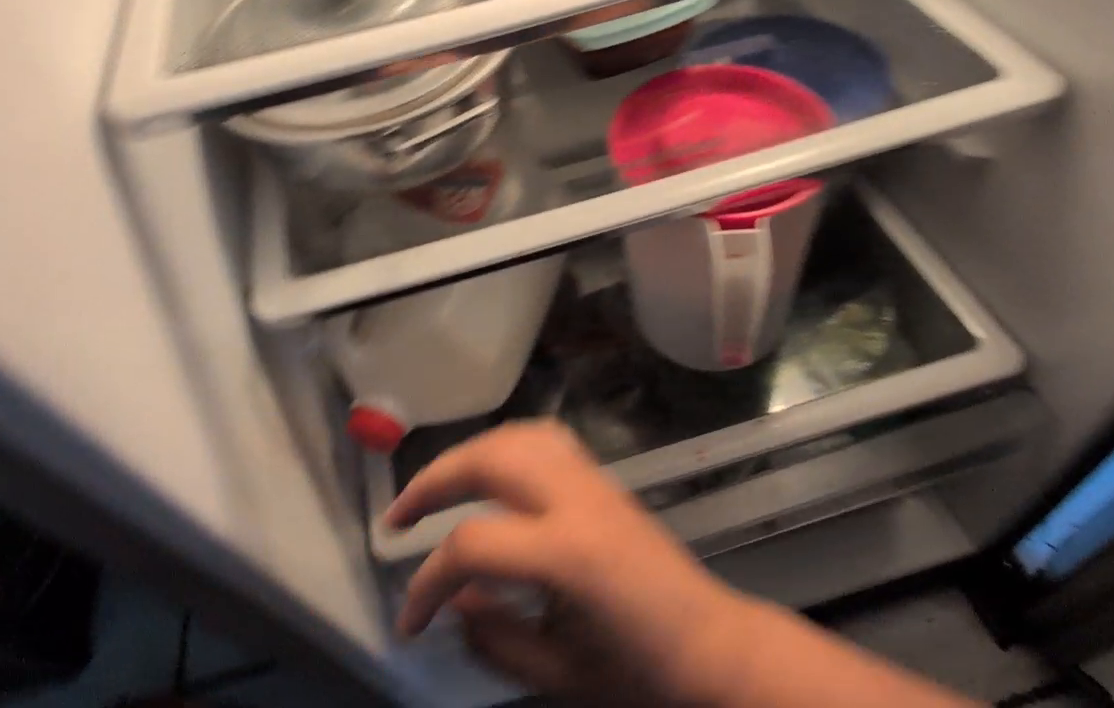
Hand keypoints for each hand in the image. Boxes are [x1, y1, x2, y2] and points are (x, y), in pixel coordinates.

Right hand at [385, 421, 756, 706]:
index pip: (471, 545)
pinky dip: (505, 446)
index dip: (428, 584)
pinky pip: (545, 440)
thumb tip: (452, 602)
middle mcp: (577, 501)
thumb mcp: (560, 677)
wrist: (714, 646)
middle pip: (487, 460)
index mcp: (568, 554)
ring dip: (466, 456)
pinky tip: (490, 473)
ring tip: (437, 489)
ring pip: (515, 436)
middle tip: (398, 518)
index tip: (410, 620)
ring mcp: (594, 482)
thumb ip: (494, 639)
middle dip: (432, 482)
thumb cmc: (641, 672)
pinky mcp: (604, 480)